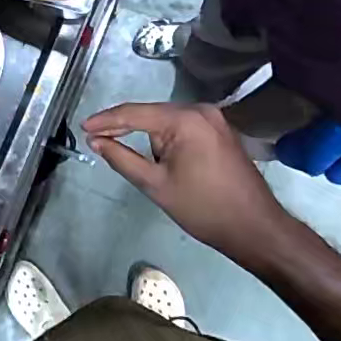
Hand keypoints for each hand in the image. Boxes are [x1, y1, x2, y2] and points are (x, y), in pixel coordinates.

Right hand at [83, 102, 297, 264]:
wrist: (257, 229)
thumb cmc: (204, 209)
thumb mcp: (155, 185)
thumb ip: (122, 158)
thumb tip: (96, 141)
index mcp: (185, 120)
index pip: (135, 114)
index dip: (106, 121)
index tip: (83, 128)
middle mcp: (201, 110)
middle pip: (150, 113)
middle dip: (124, 127)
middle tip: (96, 139)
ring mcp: (213, 119)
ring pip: (165, 121)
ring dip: (146, 134)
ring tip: (123, 149)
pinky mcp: (220, 130)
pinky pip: (182, 127)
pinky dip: (164, 137)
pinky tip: (154, 153)